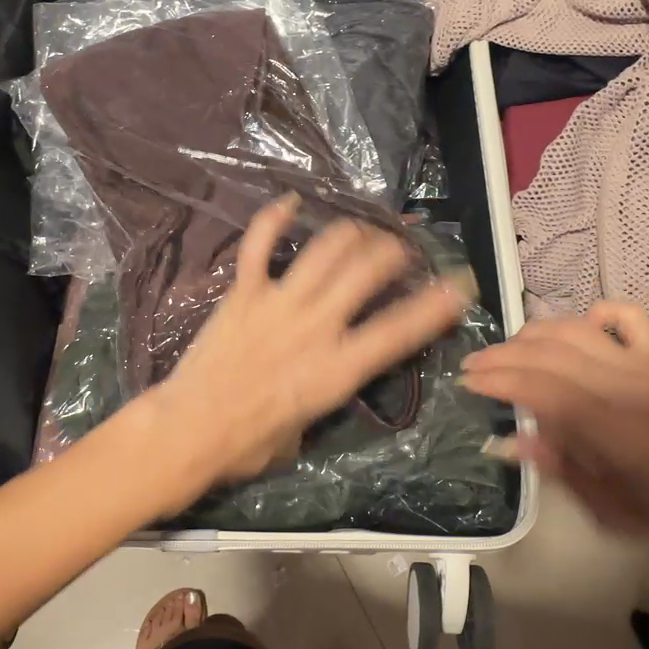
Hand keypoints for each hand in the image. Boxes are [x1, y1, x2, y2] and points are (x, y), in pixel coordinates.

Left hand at [138, 195, 467, 509]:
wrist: (189, 430)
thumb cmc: (248, 445)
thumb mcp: (304, 430)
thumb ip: (321, 393)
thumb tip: (320, 376)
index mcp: (337, 369)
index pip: (399, 331)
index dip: (436, 305)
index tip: (459, 283)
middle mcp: (317, 327)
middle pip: (367, 273)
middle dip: (392, 252)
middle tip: (401, 248)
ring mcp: (279, 303)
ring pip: (326, 251)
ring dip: (351, 234)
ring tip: (363, 231)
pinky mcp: (244, 291)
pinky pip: (260, 245)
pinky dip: (275, 219)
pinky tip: (290, 203)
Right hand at [460, 301, 648, 549]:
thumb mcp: (604, 507)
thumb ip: (556, 467)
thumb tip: (505, 441)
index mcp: (607, 425)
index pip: (537, 387)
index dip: (497, 379)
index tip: (466, 381)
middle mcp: (621, 383)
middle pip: (548, 352)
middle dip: (503, 354)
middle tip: (474, 364)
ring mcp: (643, 364)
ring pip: (576, 329)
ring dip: (536, 332)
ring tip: (510, 346)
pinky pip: (627, 317)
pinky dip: (598, 314)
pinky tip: (579, 328)